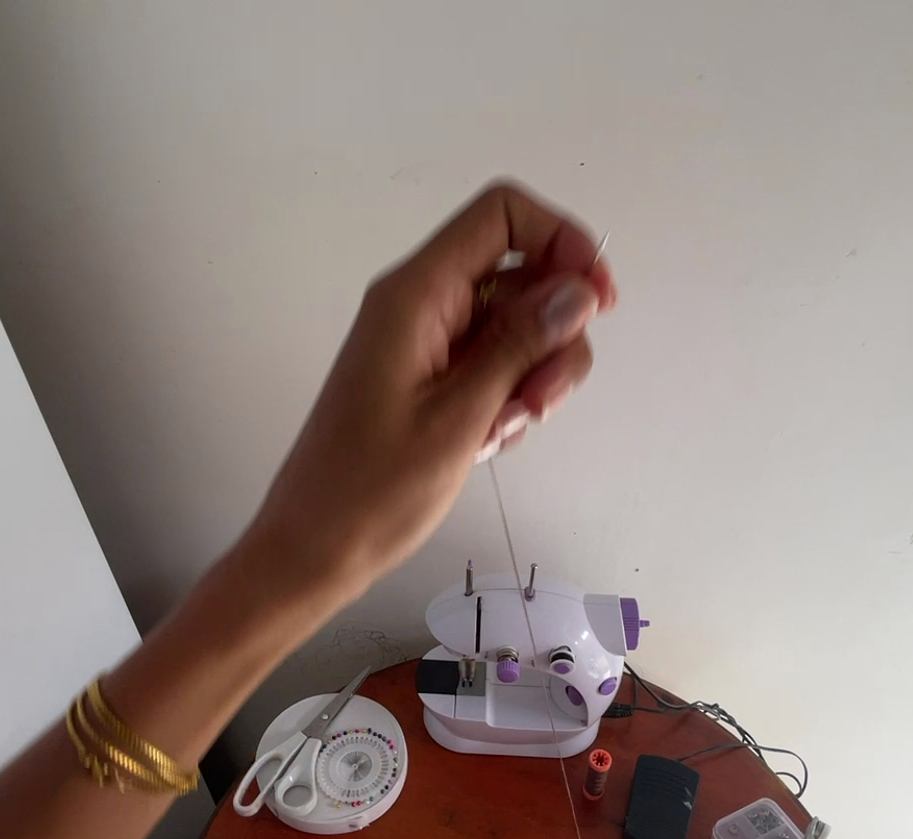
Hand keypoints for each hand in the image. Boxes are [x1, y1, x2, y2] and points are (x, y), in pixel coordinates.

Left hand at [243, 181, 615, 597]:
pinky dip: (505, 397)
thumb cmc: (374, 490)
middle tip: (544, 399)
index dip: (561, 240)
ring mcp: (425, 346)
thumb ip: (519, 346)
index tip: (597, 300)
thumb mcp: (459, 416)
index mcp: (416, 294)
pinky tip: (491, 440)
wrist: (315, 548)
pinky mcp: (427, 383)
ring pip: (510, 328)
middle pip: (517, 276)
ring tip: (509, 429)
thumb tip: (576, 290)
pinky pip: (488, 367)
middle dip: (552, 330)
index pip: (501, 216)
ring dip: (533, 372)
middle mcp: (421, 306)